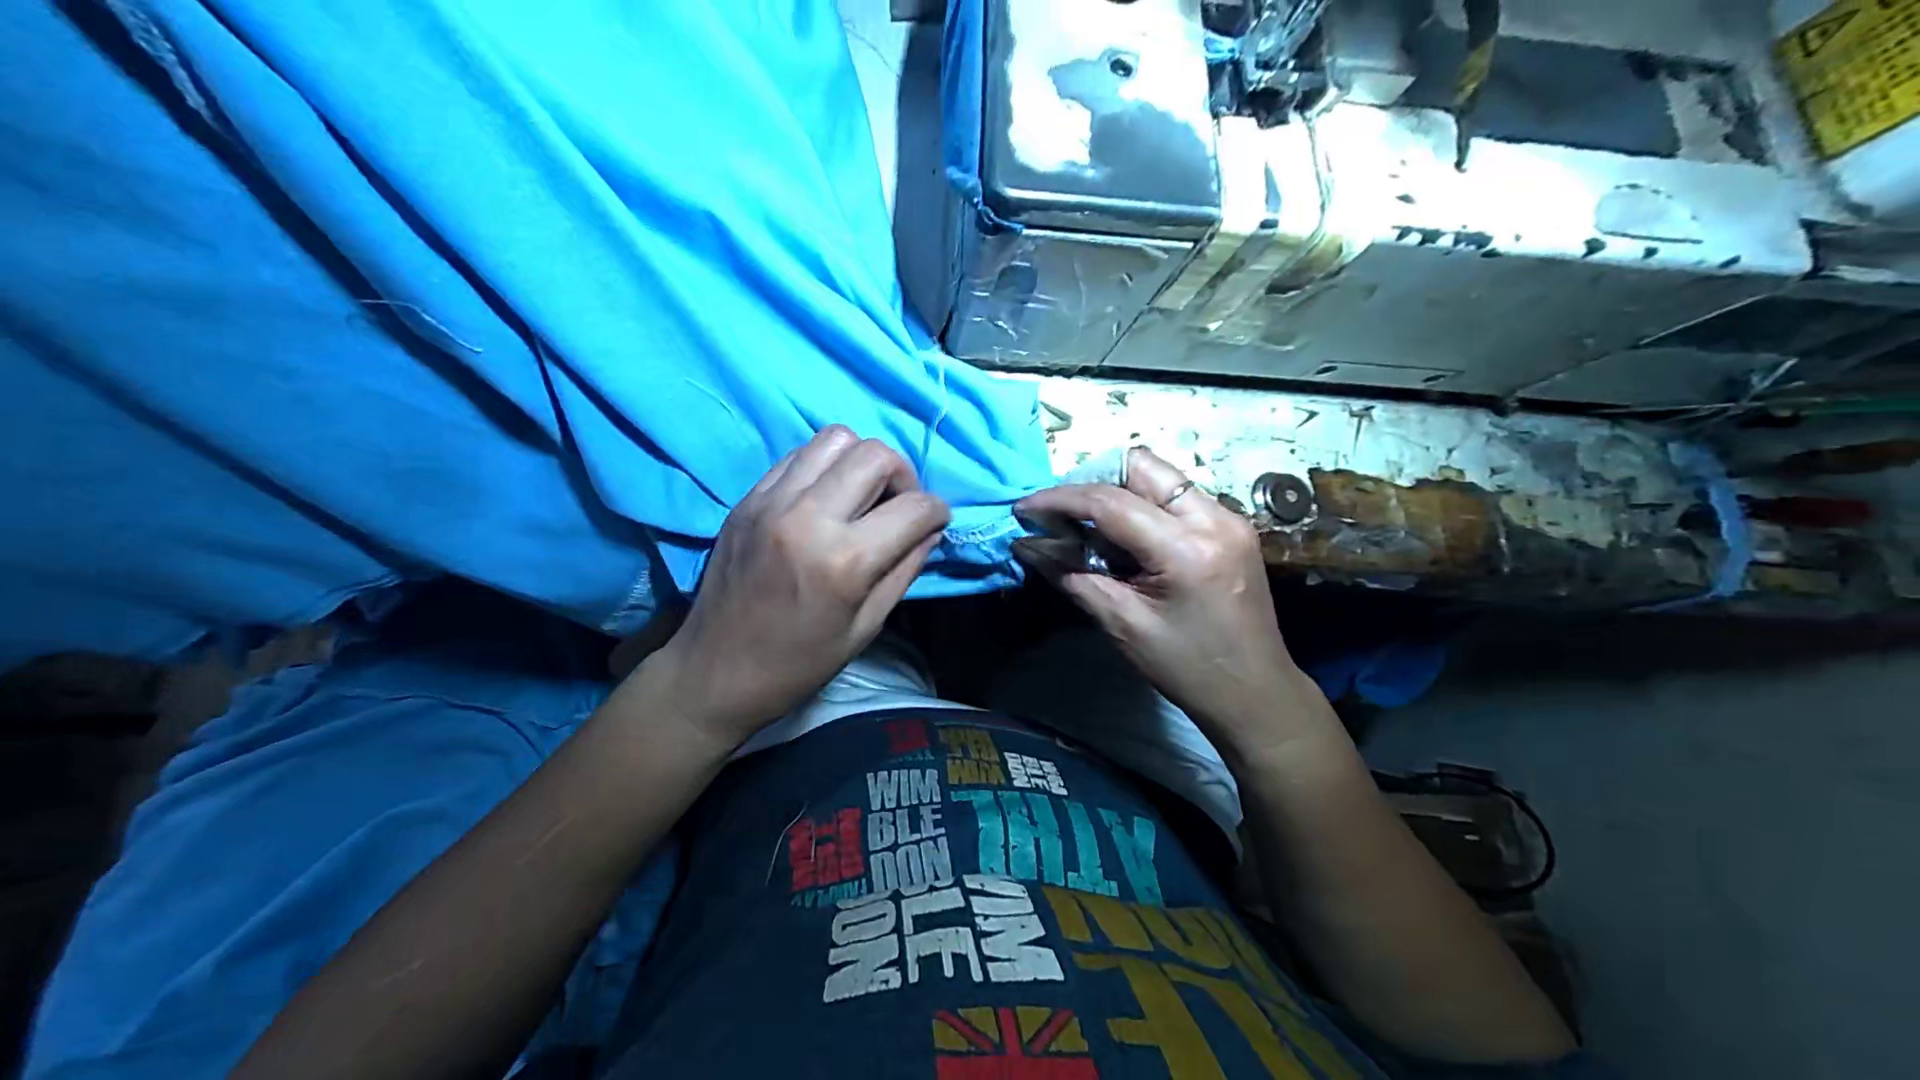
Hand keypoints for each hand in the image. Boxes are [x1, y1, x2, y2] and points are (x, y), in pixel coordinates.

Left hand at [639, 426, 949, 748]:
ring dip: (862, 461)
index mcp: (844, 561)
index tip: (936, 521)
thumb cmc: (800, 662)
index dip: (937, 511)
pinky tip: (825, 499)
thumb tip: (930, 528)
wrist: (716, 671)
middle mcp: (808, 517)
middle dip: (903, 475)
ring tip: (861, 496)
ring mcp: (772, 501)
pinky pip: (799, 454)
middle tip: (898, 506)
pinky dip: (824, 467)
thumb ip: (905, 568)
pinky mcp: (748, 498)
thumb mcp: (867, 625)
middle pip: (876, 454)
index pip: (914, 507)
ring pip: (836, 438)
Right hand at [1013, 448, 1314, 754]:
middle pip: (1140, 466)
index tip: (1024, 509)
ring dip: (1117, 491)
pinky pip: (1176, 496)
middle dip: (1092, 482)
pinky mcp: (1232, 525)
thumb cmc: (1186, 668)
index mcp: (1187, 548)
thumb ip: (1072, 576)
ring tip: (1087, 526)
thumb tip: (1028, 545)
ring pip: (1159, 476)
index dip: (1059, 499)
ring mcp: (1229, 517)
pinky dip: (1141, 505)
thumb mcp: (1122, 624)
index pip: (1110, 502)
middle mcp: (1214, 517)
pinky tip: (1124, 537)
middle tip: (1061, 514)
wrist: (1255, 692)